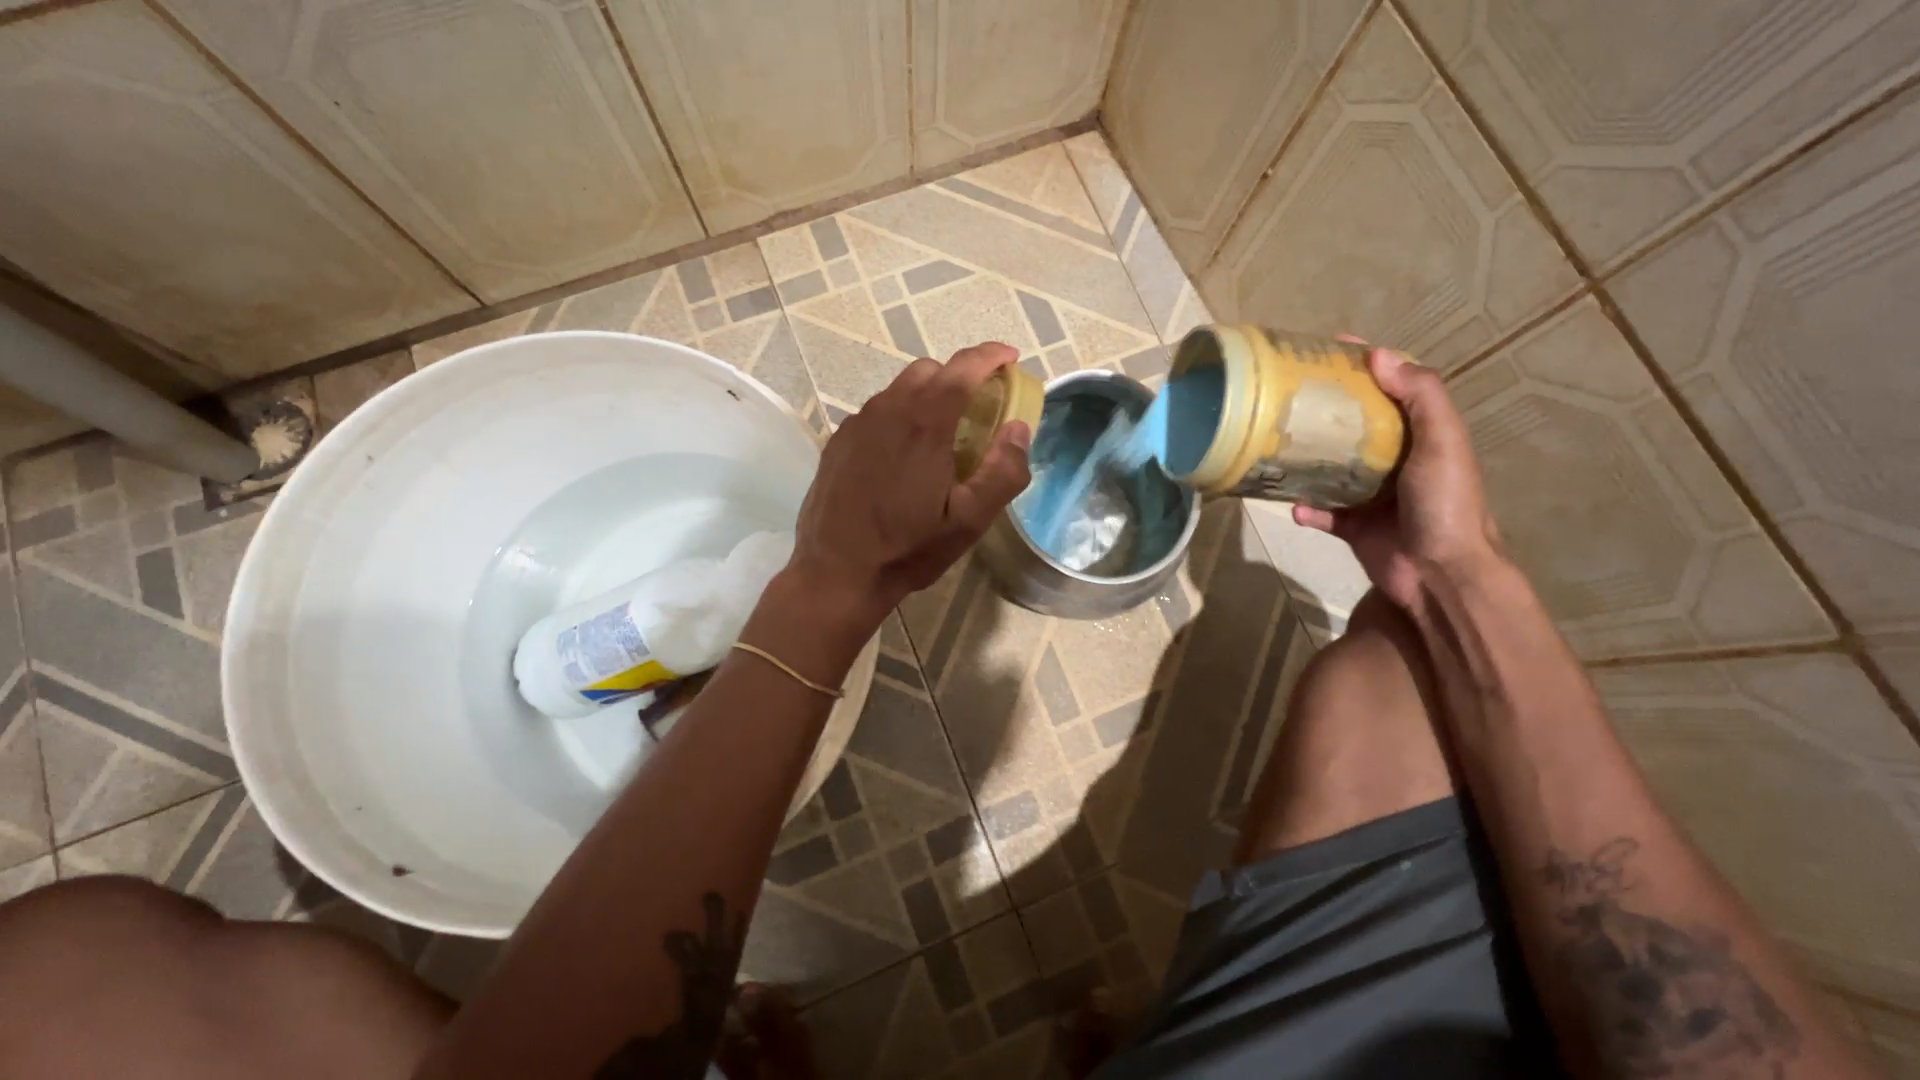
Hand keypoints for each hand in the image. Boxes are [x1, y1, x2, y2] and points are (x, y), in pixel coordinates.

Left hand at [785, 342, 1032, 630]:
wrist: (835, 573)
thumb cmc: (907, 549)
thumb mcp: (969, 522)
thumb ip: (1003, 472)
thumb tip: (1019, 428)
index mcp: (923, 425)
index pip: (961, 368)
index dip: (990, 356)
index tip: (1010, 358)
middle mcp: (886, 411)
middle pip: (928, 371)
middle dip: (959, 377)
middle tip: (980, 407)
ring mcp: (856, 424)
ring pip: (899, 389)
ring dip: (927, 396)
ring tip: (943, 434)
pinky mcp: (837, 441)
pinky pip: (877, 412)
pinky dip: (900, 416)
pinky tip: (904, 455)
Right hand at [1292, 343, 1503, 613]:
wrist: (1440, 574)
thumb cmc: (1446, 503)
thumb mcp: (1442, 441)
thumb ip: (1420, 396)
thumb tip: (1379, 355)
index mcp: (1420, 436)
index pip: (1390, 389)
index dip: (1364, 367)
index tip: (1329, 347)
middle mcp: (1395, 461)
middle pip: (1353, 425)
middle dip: (1323, 409)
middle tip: (1286, 393)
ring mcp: (1371, 496)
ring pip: (1330, 468)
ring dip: (1305, 459)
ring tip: (1273, 443)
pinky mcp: (1351, 527)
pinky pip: (1320, 512)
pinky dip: (1305, 507)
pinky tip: (1291, 503)